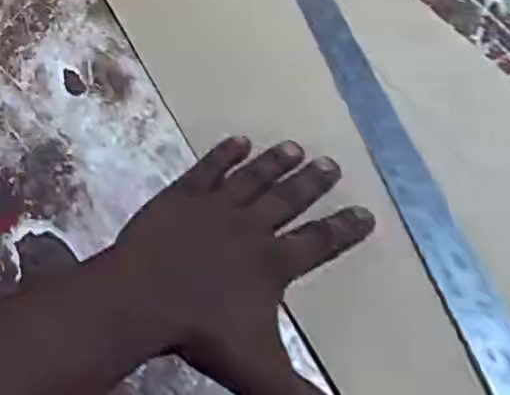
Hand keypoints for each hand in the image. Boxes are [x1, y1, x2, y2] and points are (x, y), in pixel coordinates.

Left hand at [96, 136, 374, 393]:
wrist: (144, 296)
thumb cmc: (203, 332)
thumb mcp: (263, 375)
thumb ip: (305, 394)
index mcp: (271, 264)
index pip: (318, 243)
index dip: (343, 229)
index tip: (365, 212)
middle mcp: (247, 226)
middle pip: (287, 200)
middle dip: (312, 183)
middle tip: (332, 163)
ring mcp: (213, 205)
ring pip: (251, 178)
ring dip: (274, 162)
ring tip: (294, 147)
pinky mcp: (182, 193)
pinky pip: (208, 168)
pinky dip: (224, 153)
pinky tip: (238, 140)